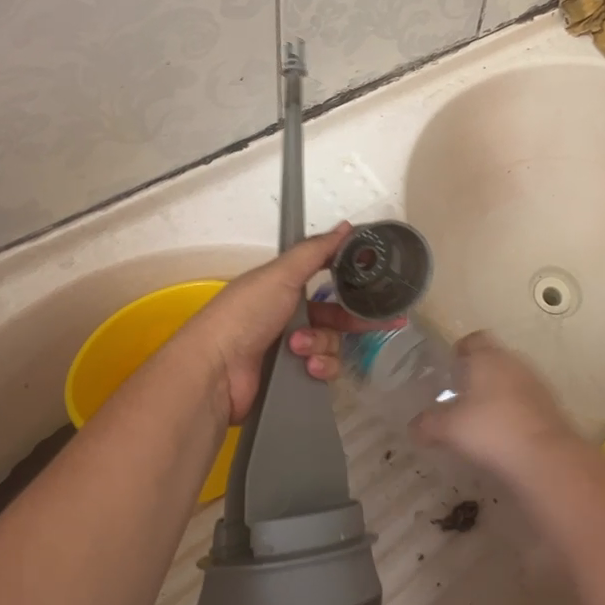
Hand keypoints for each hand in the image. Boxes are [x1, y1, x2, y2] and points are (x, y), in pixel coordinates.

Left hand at [176, 222, 403, 422]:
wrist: (216, 371)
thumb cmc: (246, 314)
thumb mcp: (281, 274)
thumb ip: (315, 250)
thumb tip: (347, 226)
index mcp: (284, 288)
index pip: (325, 280)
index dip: (352, 280)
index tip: (379, 283)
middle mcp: (289, 317)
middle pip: (336, 315)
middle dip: (357, 318)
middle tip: (388, 321)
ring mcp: (291, 350)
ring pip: (332, 343)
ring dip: (323, 343)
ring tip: (301, 348)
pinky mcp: (293, 378)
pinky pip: (324, 370)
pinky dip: (320, 367)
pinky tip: (308, 367)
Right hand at [413, 332, 577, 474]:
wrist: (544, 456)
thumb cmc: (490, 430)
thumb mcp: (449, 428)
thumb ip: (428, 423)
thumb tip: (413, 426)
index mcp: (487, 357)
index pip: (474, 339)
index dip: (462, 349)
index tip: (452, 364)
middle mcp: (513, 361)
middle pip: (494, 357)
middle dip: (478, 372)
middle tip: (461, 393)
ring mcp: (535, 382)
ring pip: (511, 378)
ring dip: (498, 391)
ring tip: (482, 416)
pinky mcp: (550, 405)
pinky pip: (525, 399)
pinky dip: (514, 409)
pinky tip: (504, 432)